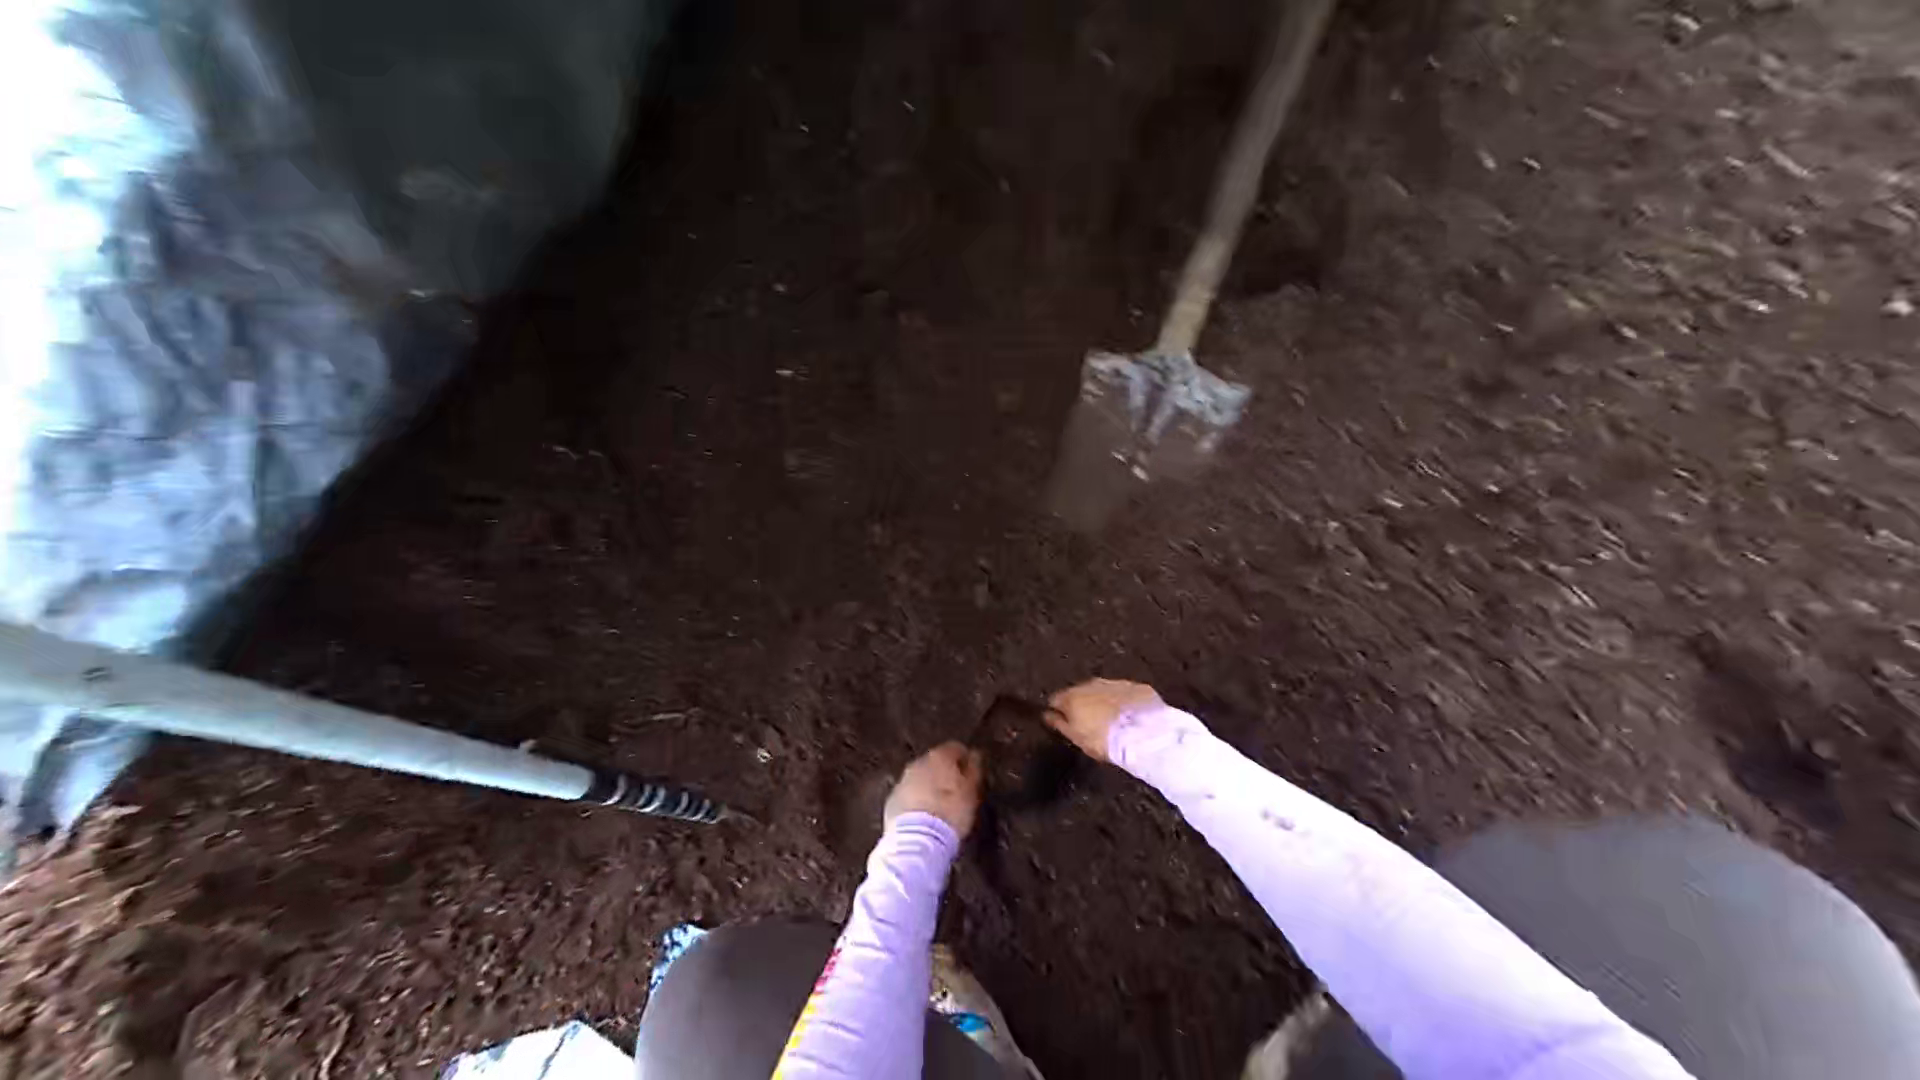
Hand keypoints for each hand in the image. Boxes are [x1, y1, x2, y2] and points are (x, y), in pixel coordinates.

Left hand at [883, 741, 983, 836]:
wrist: (918, 840)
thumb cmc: (951, 813)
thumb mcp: (971, 791)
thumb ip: (974, 769)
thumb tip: (974, 754)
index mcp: (939, 756)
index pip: (956, 748)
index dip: (965, 760)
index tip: (971, 775)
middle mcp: (918, 763)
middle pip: (935, 762)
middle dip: (945, 773)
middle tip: (956, 792)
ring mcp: (903, 781)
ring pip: (920, 777)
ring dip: (930, 786)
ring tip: (940, 807)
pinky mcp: (893, 800)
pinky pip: (909, 794)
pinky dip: (917, 800)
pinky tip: (924, 816)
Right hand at [1046, 678, 1163, 762]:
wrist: (1142, 732)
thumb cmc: (1103, 739)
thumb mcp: (1075, 737)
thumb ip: (1058, 724)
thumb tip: (1047, 715)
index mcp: (1071, 696)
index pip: (1055, 699)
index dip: (1057, 711)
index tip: (1063, 722)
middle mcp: (1090, 684)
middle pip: (1079, 693)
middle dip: (1081, 705)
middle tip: (1089, 724)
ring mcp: (1113, 683)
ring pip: (1101, 691)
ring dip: (1102, 702)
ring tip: (1110, 721)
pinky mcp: (1134, 686)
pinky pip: (1122, 693)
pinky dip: (1122, 702)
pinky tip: (1128, 716)